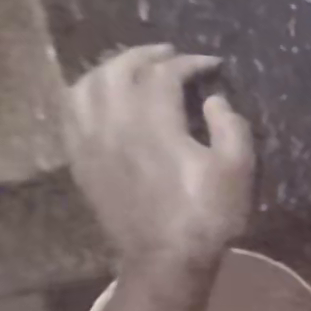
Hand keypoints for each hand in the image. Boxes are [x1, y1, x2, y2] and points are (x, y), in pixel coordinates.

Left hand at [65, 44, 253, 273]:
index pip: (163, 75)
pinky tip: (103, 98)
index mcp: (153, 123)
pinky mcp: (82, 160)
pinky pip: (72, 113)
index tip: (212, 64)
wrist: (167, 256)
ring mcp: (91, 141)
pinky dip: (87, 94)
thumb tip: (213, 100)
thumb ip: (230, 126)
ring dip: (110, 69)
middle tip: (170, 54)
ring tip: (133, 69)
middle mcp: (113, 123)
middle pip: (117, 70)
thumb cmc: (209, 212)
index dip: (189, 63)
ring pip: (86, 86)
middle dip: (145, 55)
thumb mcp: (238, 169)